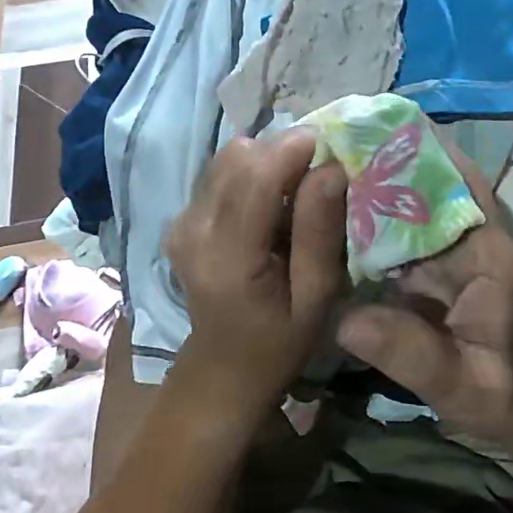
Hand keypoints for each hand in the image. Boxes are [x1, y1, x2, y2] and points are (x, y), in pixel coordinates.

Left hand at [165, 129, 349, 421]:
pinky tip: (268, 204)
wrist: (224, 367)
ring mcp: (181, 221)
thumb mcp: (316, 297)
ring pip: (227, 158)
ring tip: (293, 193)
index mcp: (227, 256)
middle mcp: (193, 229)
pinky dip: (250, 174)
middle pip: (238, 158)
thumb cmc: (280, 340)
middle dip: (283, 155)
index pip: (255, 178)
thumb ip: (320, 233)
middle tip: (317, 176)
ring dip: (266, 163)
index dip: (292, 150)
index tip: (329, 144)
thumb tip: (331, 169)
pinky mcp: (181, 217)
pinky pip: (219, 172)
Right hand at [337, 133, 512, 446]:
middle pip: (431, 184)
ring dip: (377, 182)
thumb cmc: (508, 399)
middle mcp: (472, 240)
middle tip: (330, 140)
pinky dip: (374, 217)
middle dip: (385, 160)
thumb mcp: (459, 387)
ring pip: (416, 204)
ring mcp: (457, 252)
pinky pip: (405, 232)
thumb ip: (409, 353)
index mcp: (486, 257)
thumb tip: (342, 319)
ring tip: (325, 163)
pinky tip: (335, 213)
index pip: (452, 188)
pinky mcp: (442, 267)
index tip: (368, 132)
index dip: (412, 157)